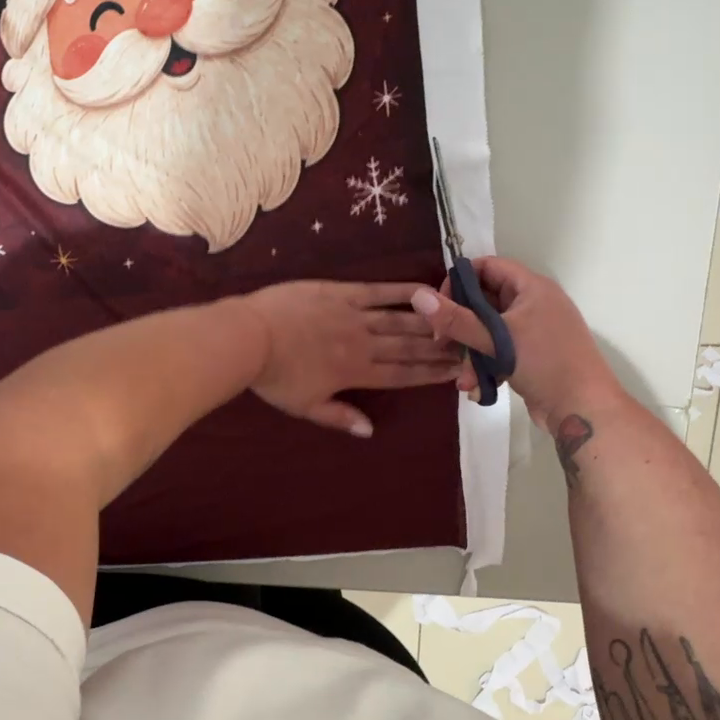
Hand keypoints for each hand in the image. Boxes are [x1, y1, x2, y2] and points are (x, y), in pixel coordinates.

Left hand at [235, 281, 460, 437]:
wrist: (250, 337)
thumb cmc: (273, 376)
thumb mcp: (304, 406)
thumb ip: (339, 417)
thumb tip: (370, 431)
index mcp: (355, 374)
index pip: (401, 375)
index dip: (429, 374)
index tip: (455, 373)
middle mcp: (362, 344)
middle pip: (408, 347)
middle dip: (439, 348)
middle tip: (468, 346)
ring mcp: (353, 316)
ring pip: (400, 320)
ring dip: (429, 322)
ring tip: (455, 321)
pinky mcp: (340, 292)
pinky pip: (378, 291)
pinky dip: (402, 291)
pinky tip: (425, 289)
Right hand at [408, 257, 625, 429]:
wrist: (584, 409)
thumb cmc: (544, 363)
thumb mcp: (495, 339)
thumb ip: (456, 319)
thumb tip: (418, 296)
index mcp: (532, 288)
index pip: (487, 267)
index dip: (459, 281)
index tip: (440, 308)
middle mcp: (534, 303)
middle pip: (485, 300)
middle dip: (461, 324)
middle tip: (443, 343)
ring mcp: (535, 330)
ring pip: (490, 330)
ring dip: (471, 352)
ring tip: (463, 376)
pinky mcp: (533, 354)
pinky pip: (501, 350)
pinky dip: (486, 364)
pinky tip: (477, 386)